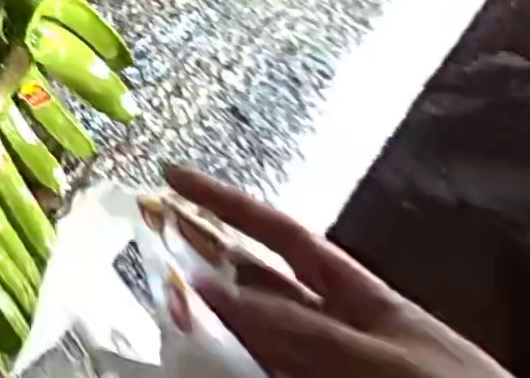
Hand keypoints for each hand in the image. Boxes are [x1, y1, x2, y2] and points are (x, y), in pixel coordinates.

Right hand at [166, 166, 512, 377]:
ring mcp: (320, 371)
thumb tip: (201, 286)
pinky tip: (193, 354)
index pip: (278, 232)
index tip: (168, 172)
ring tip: (159, 306)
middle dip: (198, 259)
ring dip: (202, 320)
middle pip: (253, 285)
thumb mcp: (384, 360)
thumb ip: (292, 324)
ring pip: (247, 335)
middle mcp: (334, 332)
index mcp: (362, 302)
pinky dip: (220, 360)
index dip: (223, 200)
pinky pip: (255, 370)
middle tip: (144, 240)